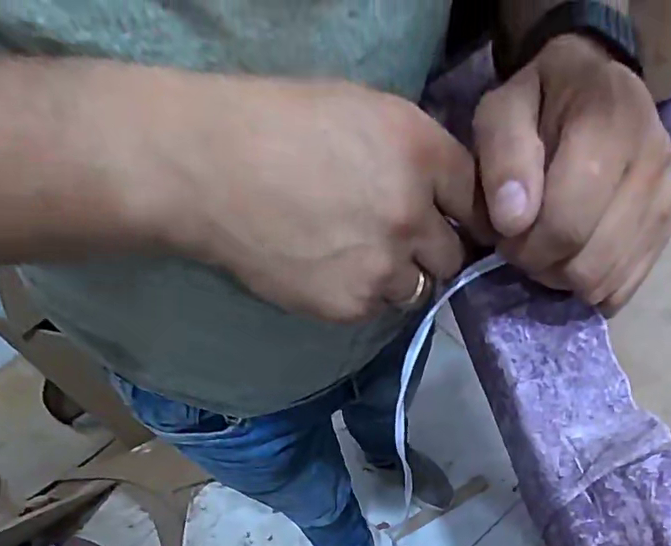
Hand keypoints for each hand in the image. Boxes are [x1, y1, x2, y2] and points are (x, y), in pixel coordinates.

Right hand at [158, 76, 490, 322]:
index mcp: (417, 150)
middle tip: (392, 236)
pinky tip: (329, 267)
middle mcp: (413, 212)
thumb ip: (414, 156)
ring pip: (420, 287)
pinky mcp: (356, 303)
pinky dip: (365, 293)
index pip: (475, 201)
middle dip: (430, 249)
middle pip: (454, 255)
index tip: (455, 223)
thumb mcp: (357, 113)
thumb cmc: (270, 124)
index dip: (466, 215)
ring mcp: (386, 265)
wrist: (195, 168)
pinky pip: (382, 307)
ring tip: (354, 252)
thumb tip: (447, 197)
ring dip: (399, 276)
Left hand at [473, 35, 670, 312]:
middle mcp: (651, 164)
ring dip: (566, 278)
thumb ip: (502, 155)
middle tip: (525, 245)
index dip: (527, 243)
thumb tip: (512, 221)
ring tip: (550, 249)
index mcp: (611, 123)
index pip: (568, 220)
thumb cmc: (546, 100)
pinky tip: (577, 257)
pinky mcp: (666, 232)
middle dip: (544, 265)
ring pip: (605, 281)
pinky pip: (623, 289)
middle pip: (588, 261)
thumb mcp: (505, 105)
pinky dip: (593, 286)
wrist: (602, 89)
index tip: (505, 233)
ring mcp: (665, 203)